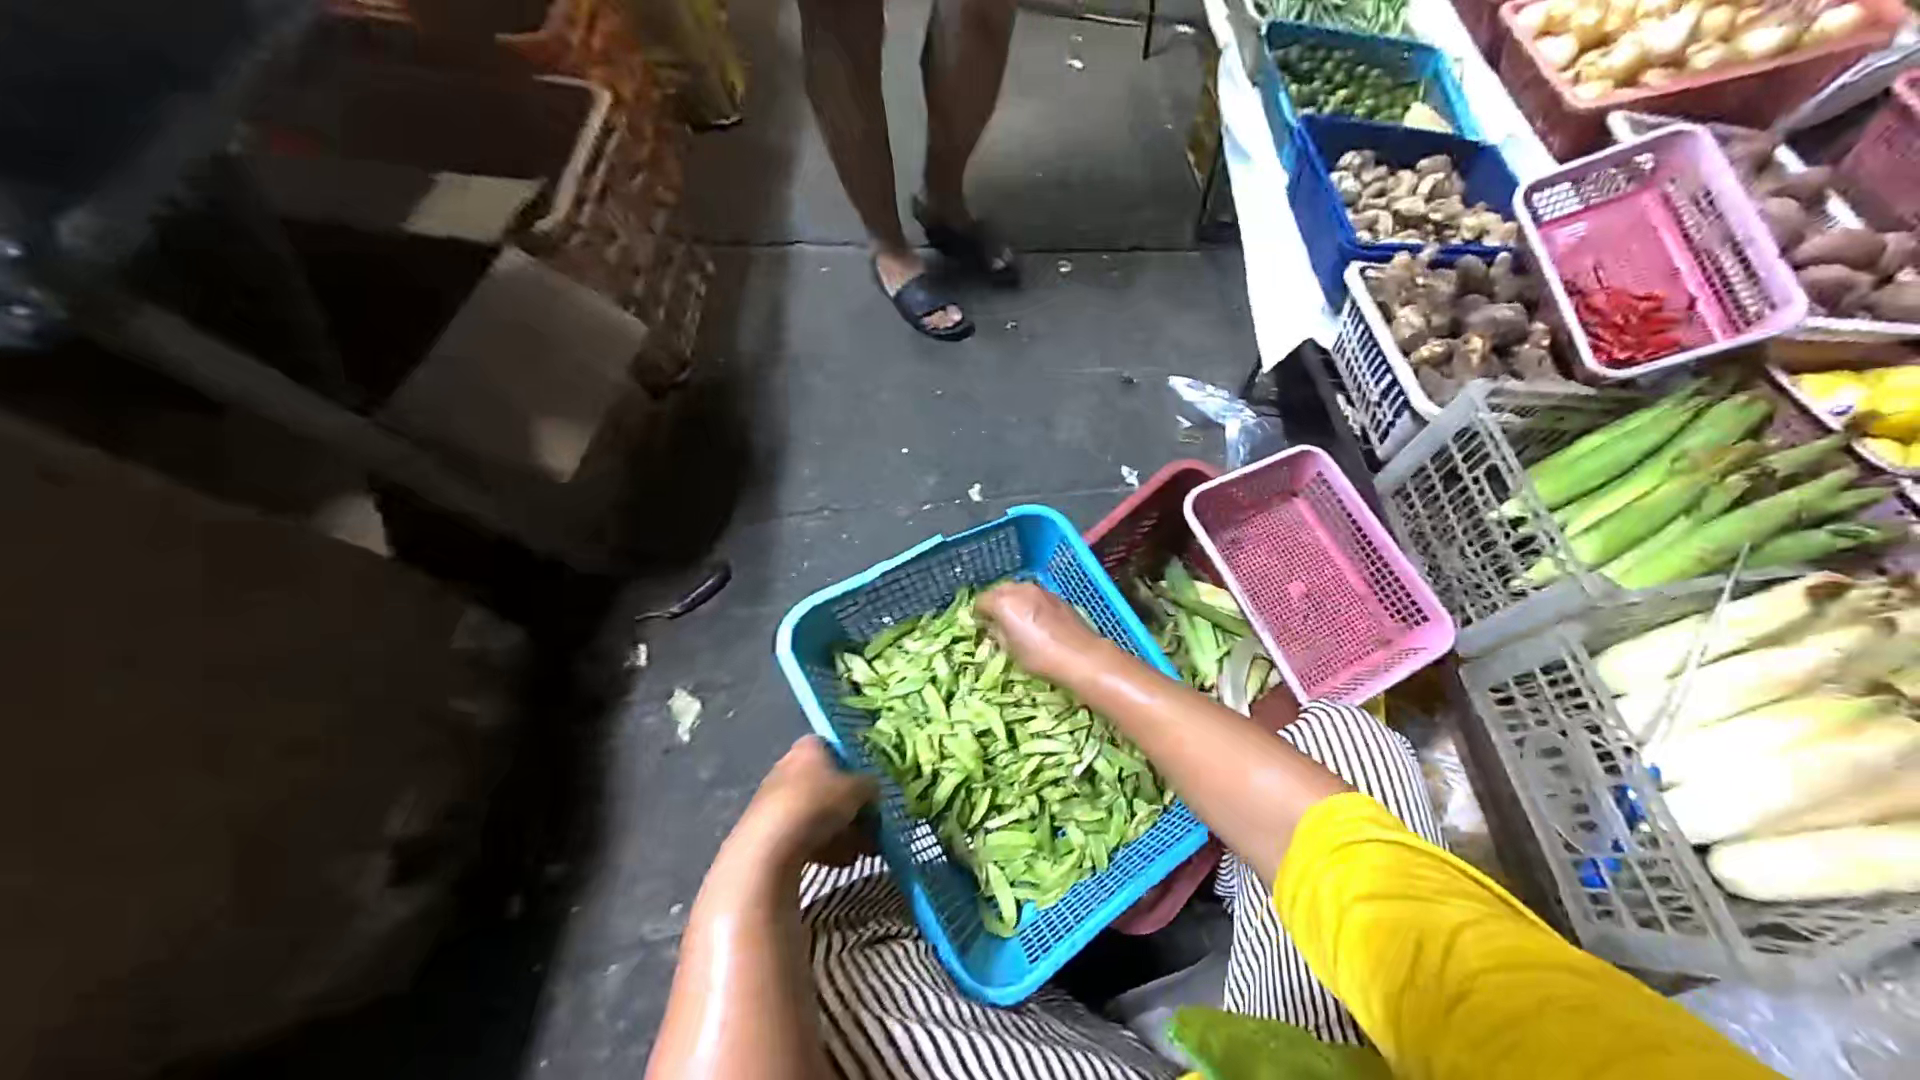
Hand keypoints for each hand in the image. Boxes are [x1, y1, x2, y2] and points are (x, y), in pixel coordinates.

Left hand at [729, 736, 876, 865]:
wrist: (769, 847)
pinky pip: (801, 833)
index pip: (836, 749)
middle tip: (869, 829)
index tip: (868, 790)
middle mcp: (789, 765)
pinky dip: (820, 845)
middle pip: (828, 784)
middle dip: (850, 809)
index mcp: (809, 746)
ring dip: (840, 832)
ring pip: (817, 812)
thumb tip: (872, 790)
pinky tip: (835, 862)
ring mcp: (775, 797)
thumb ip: (871, 786)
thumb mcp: (859, 790)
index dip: (854, 768)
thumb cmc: (818, 803)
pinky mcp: (766, 828)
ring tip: (856, 852)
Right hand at [976, 581, 1112, 684]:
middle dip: (994, 604)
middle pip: (998, 591)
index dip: (978, 614)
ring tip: (1016, 620)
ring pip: (1017, 590)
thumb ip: (998, 633)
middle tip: (996, 622)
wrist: (1081, 656)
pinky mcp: (1055, 596)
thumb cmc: (1040, 657)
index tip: (981, 627)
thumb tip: (994, 626)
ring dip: (1012, 601)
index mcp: (1003, 602)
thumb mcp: (1010, 650)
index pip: (981, 602)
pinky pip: (1034, 595)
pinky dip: (1029, 603)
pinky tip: (1035, 619)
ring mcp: (1040, 590)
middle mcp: (1020, 589)